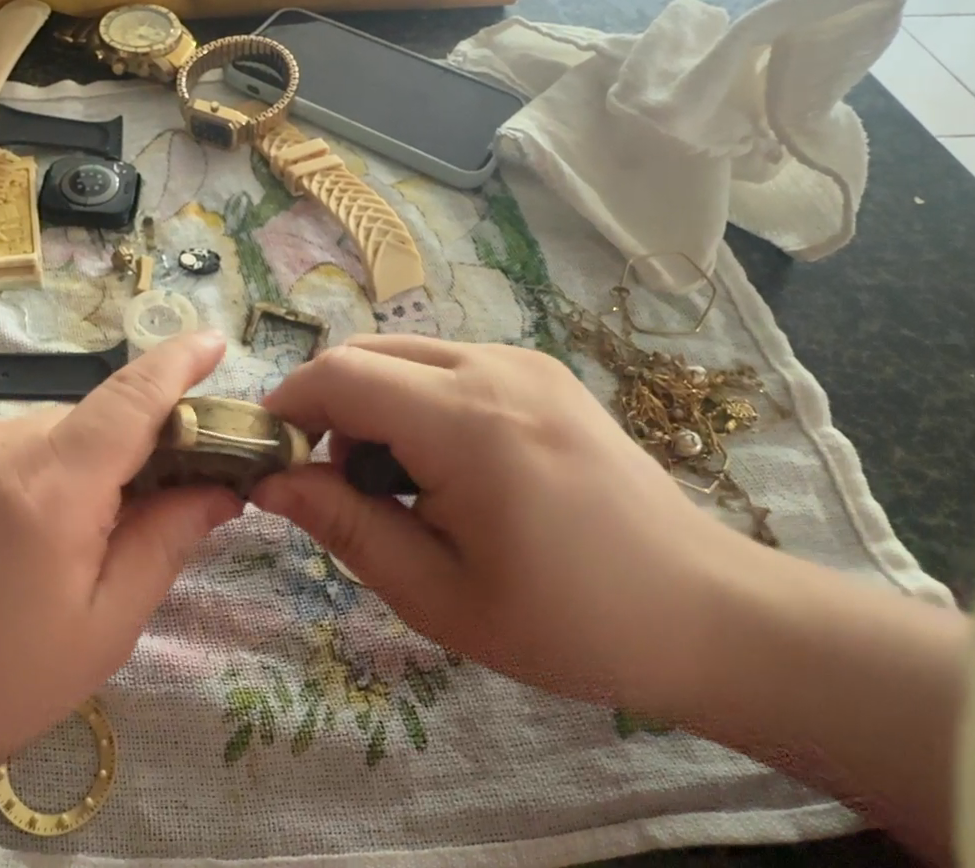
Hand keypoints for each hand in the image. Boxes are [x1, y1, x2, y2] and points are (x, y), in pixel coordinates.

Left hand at [0, 331, 241, 832]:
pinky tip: (35, 533)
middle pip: (95, 419)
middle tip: (170, 502)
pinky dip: (47, 469)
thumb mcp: (102, 628)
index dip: (178, 363)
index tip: (216, 341)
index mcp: (49, 485)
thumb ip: (165, 542)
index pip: (130, 398)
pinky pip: (13, 445)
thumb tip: (220, 488)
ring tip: (91, 538)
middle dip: (141, 446)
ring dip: (90, 463)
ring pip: (54, 432)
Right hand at [250, 337, 767, 714]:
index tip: (270, 461)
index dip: (287, 408)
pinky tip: (440, 467)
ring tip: (392, 484)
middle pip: (364, 353)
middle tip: (334, 486)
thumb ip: (345, 526)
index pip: (338, 375)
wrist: (704, 614)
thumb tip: (272, 481)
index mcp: (468, 422)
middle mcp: (494, 368)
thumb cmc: (567, 622)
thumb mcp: (436, 593)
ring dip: (369, 405)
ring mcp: (524, 363)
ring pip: (402, 354)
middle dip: (325, 409)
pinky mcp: (542, 374)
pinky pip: (444, 365)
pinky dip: (411, 402)